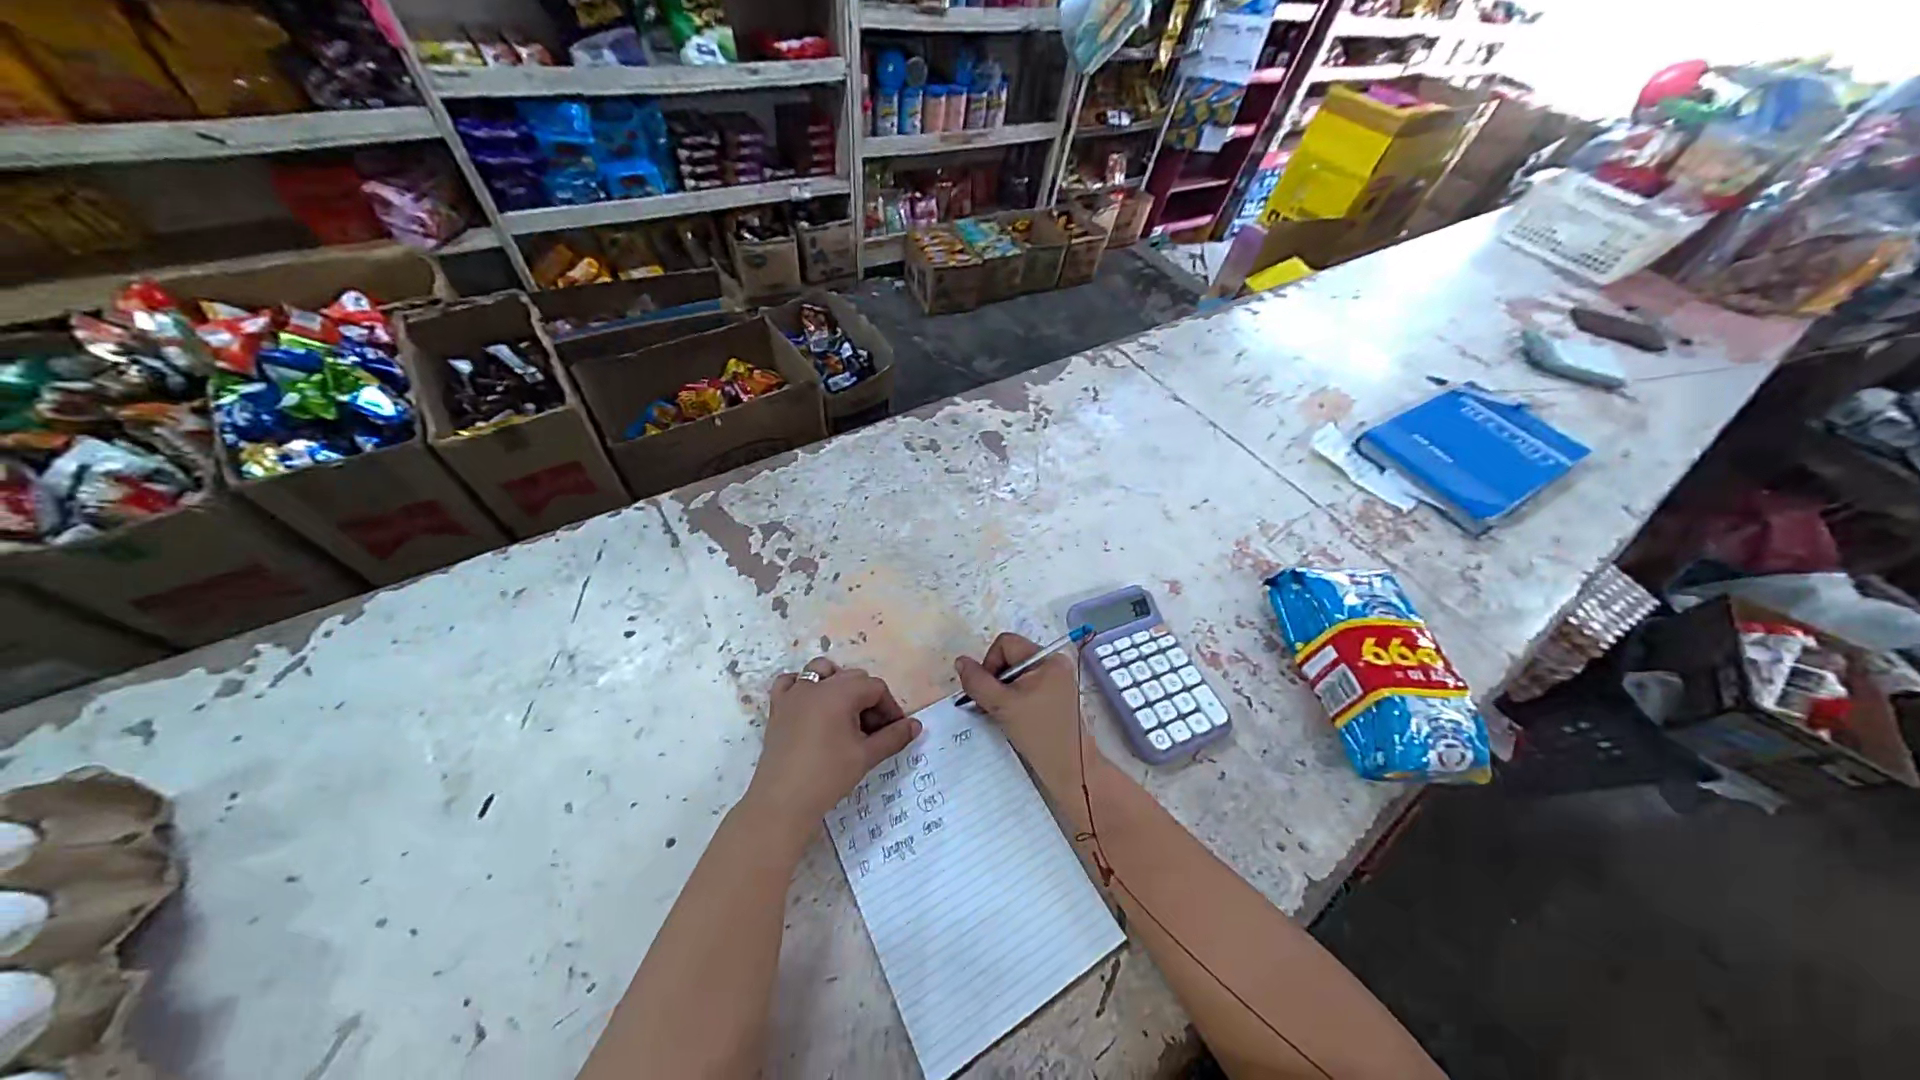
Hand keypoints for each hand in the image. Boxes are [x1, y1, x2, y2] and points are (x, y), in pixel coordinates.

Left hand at [745, 657, 919, 836]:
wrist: (782, 801)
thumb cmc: (828, 776)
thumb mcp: (866, 756)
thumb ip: (893, 737)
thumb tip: (916, 725)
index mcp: (840, 693)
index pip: (875, 687)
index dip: (890, 708)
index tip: (895, 731)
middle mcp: (816, 685)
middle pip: (852, 678)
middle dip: (868, 700)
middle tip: (874, 731)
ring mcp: (793, 694)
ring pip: (821, 671)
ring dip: (839, 685)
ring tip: (846, 714)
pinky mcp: (777, 707)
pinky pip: (790, 682)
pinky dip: (803, 686)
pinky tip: (812, 705)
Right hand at [954, 634, 1081, 787]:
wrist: (1069, 768)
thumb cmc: (1037, 732)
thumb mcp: (1001, 705)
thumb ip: (977, 681)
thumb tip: (961, 661)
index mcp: (1046, 658)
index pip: (1005, 644)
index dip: (989, 663)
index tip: (987, 691)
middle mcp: (1054, 663)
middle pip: (1010, 657)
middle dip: (994, 679)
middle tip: (989, 704)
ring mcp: (1057, 680)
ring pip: (1016, 674)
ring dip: (1001, 691)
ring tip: (999, 713)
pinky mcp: (1055, 697)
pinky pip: (1026, 687)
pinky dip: (1013, 698)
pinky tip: (1010, 717)